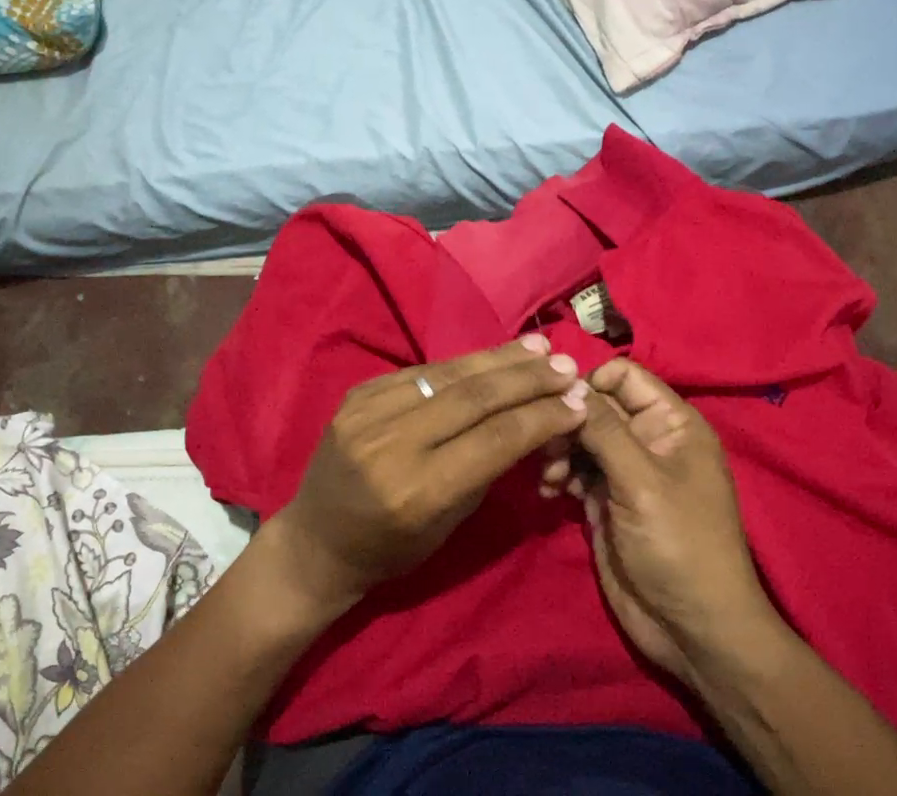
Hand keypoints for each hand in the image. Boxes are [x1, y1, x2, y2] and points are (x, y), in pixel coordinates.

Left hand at [266, 336, 590, 611]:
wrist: (317, 542)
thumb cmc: (391, 549)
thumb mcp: (450, 524)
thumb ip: (488, 469)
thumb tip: (534, 418)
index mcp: (419, 491)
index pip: (495, 439)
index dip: (543, 416)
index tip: (579, 400)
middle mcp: (392, 446)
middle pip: (474, 398)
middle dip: (527, 379)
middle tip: (567, 365)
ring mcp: (368, 414)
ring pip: (447, 374)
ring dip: (498, 360)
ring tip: (537, 348)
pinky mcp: (356, 395)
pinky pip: (420, 372)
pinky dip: (460, 365)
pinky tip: (491, 357)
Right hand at [553, 359, 782, 686]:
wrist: (691, 626)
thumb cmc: (679, 544)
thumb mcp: (643, 481)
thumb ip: (604, 429)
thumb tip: (568, 383)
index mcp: (672, 424)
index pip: (625, 375)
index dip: (589, 381)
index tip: (556, 401)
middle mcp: (648, 440)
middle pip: (596, 406)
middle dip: (566, 420)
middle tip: (545, 447)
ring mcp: (624, 472)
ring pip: (579, 439)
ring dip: (557, 451)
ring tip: (549, 478)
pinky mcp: (605, 502)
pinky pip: (574, 472)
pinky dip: (557, 476)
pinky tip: (549, 493)